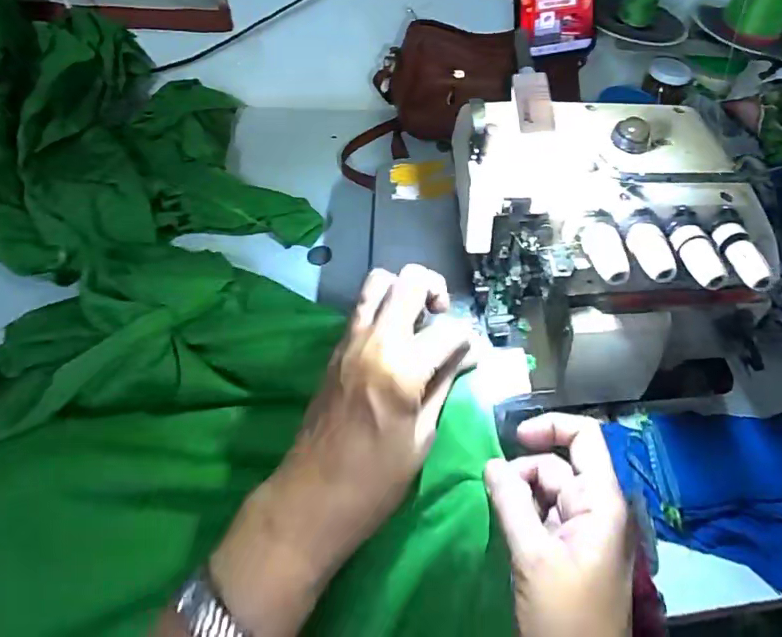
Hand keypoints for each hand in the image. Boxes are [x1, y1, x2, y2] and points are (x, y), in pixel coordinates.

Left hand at [204, 265, 471, 635]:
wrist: (309, 500)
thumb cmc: (374, 482)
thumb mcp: (422, 438)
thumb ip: (444, 385)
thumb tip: (466, 356)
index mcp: (401, 368)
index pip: (450, 329)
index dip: (468, 339)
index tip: (472, 355)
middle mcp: (375, 341)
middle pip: (410, 281)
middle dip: (436, 290)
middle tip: (443, 318)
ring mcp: (351, 340)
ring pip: (379, 281)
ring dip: (404, 290)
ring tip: (417, 318)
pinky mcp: (336, 348)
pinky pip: (362, 306)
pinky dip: (383, 307)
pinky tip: (395, 338)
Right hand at [483, 414, 633, 636]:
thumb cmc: (564, 617)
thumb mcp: (533, 558)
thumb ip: (512, 504)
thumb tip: (490, 463)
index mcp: (601, 500)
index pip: (585, 437)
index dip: (551, 427)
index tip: (514, 437)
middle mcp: (598, 508)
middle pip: (560, 466)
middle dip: (525, 471)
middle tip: (493, 491)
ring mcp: (586, 532)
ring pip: (550, 492)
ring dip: (522, 495)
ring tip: (496, 511)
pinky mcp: (573, 554)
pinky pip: (548, 518)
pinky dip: (526, 516)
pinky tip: (506, 528)